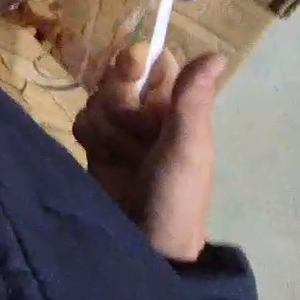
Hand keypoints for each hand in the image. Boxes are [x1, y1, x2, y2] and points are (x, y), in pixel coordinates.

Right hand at [72, 45, 227, 261]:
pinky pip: (82, 121)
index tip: (132, 64)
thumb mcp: (189, 148)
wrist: (146, 247)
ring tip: (119, 154)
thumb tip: (217, 53)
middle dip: (116, 96)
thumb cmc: (177, 196)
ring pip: (97, 99)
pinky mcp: (97, 148)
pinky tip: (99, 156)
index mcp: (178, 110)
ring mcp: (121, 132)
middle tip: (127, 122)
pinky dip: (88, 136)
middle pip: (119, 77)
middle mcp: (149, 115)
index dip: (139, 59)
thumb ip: (193, 100)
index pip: (156, 63)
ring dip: (103, 123)